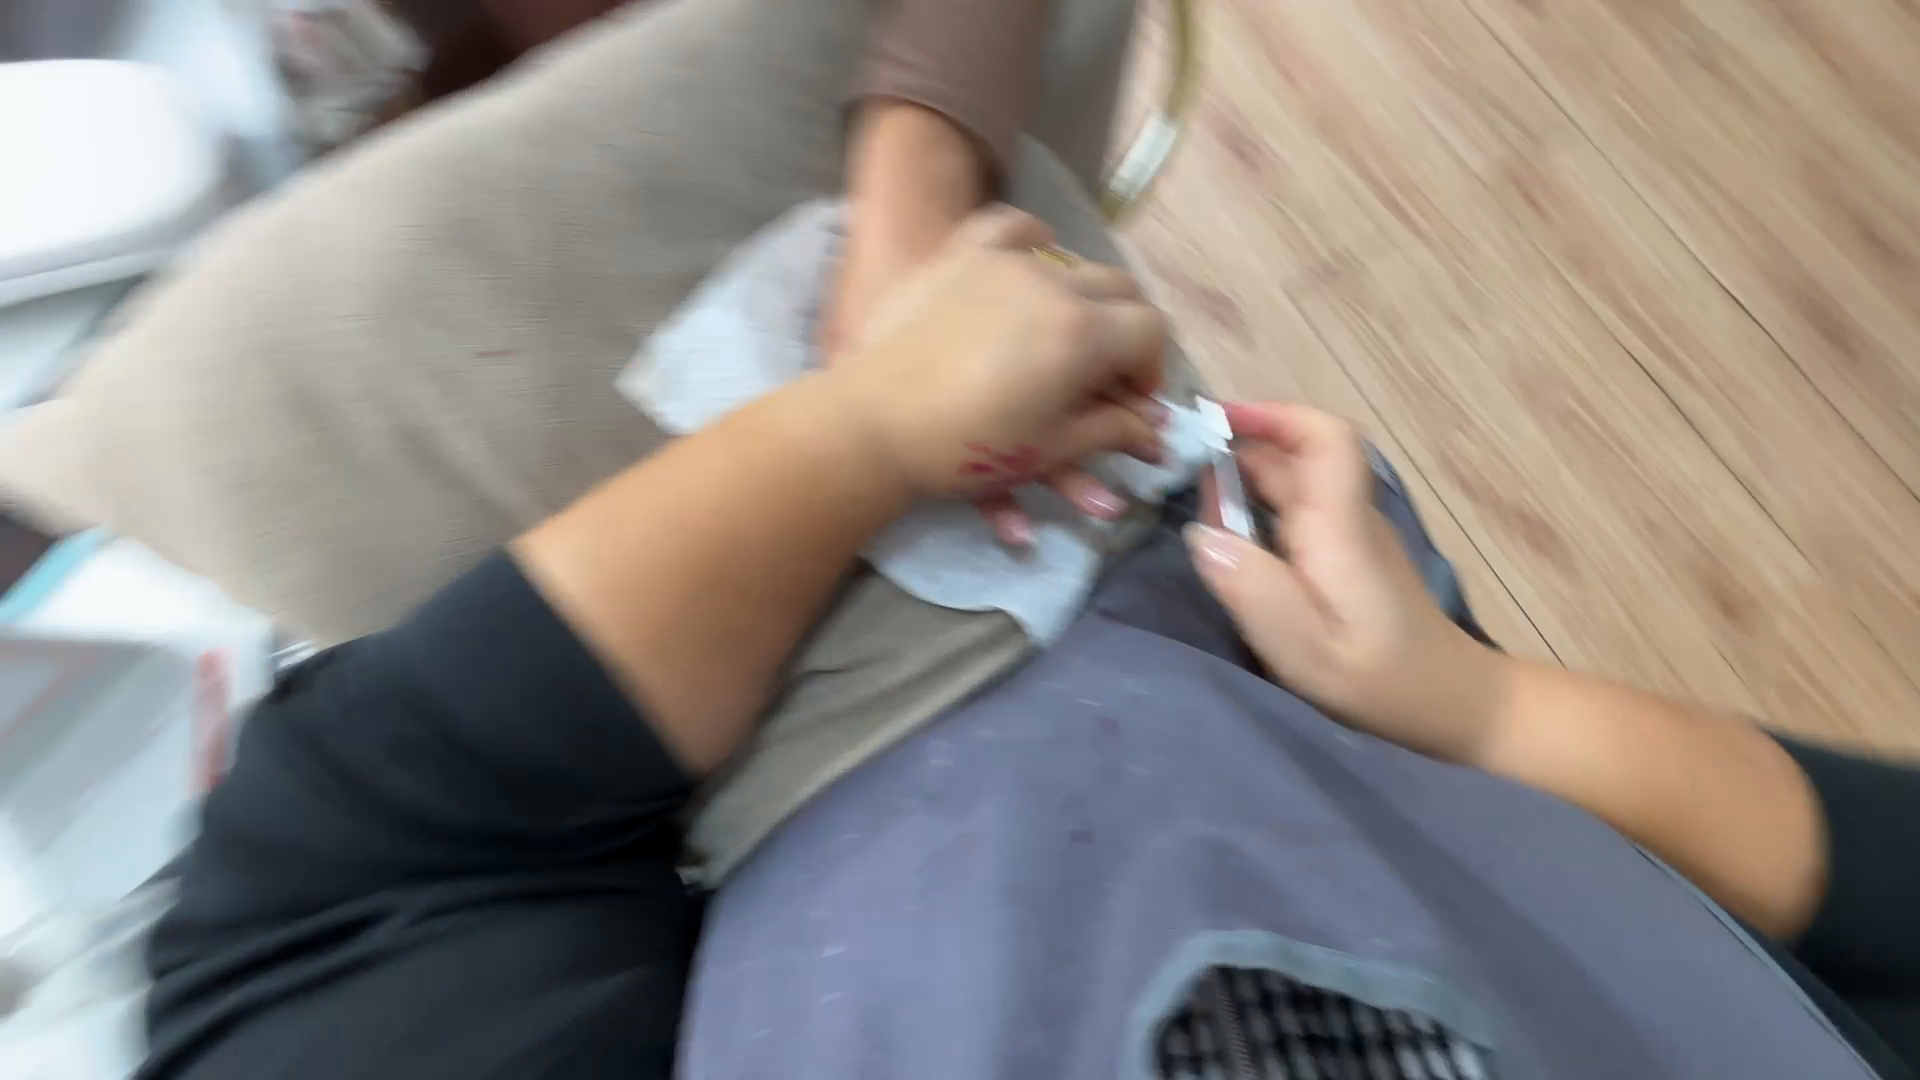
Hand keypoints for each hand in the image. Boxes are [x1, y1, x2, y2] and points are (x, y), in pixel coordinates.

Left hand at [823, 207, 1166, 503]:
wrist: (871, 422)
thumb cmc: (963, 447)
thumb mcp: (1046, 450)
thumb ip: (1110, 431)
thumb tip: (1153, 429)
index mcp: (1082, 334)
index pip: (1151, 332)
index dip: (1152, 369)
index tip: (1132, 402)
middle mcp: (1055, 283)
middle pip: (1122, 292)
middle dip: (1128, 334)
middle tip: (1108, 376)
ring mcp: (1006, 261)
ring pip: (1075, 262)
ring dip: (1088, 298)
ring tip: (1069, 334)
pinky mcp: (963, 254)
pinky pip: (1012, 229)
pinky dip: (1034, 243)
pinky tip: (1035, 261)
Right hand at [1183, 403, 1508, 761]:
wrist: (1448, 704)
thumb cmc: (1378, 680)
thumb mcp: (1305, 649)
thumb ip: (1253, 589)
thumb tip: (1202, 534)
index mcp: (1340, 528)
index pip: (1324, 439)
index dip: (1272, 416)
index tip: (1216, 422)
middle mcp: (1345, 517)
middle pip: (1295, 455)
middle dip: (1236, 450)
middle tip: (1180, 473)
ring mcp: (1345, 533)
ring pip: (1289, 481)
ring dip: (1239, 480)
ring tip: (1193, 504)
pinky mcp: (1339, 553)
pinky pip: (1290, 510)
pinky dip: (1251, 506)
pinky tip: (1225, 535)